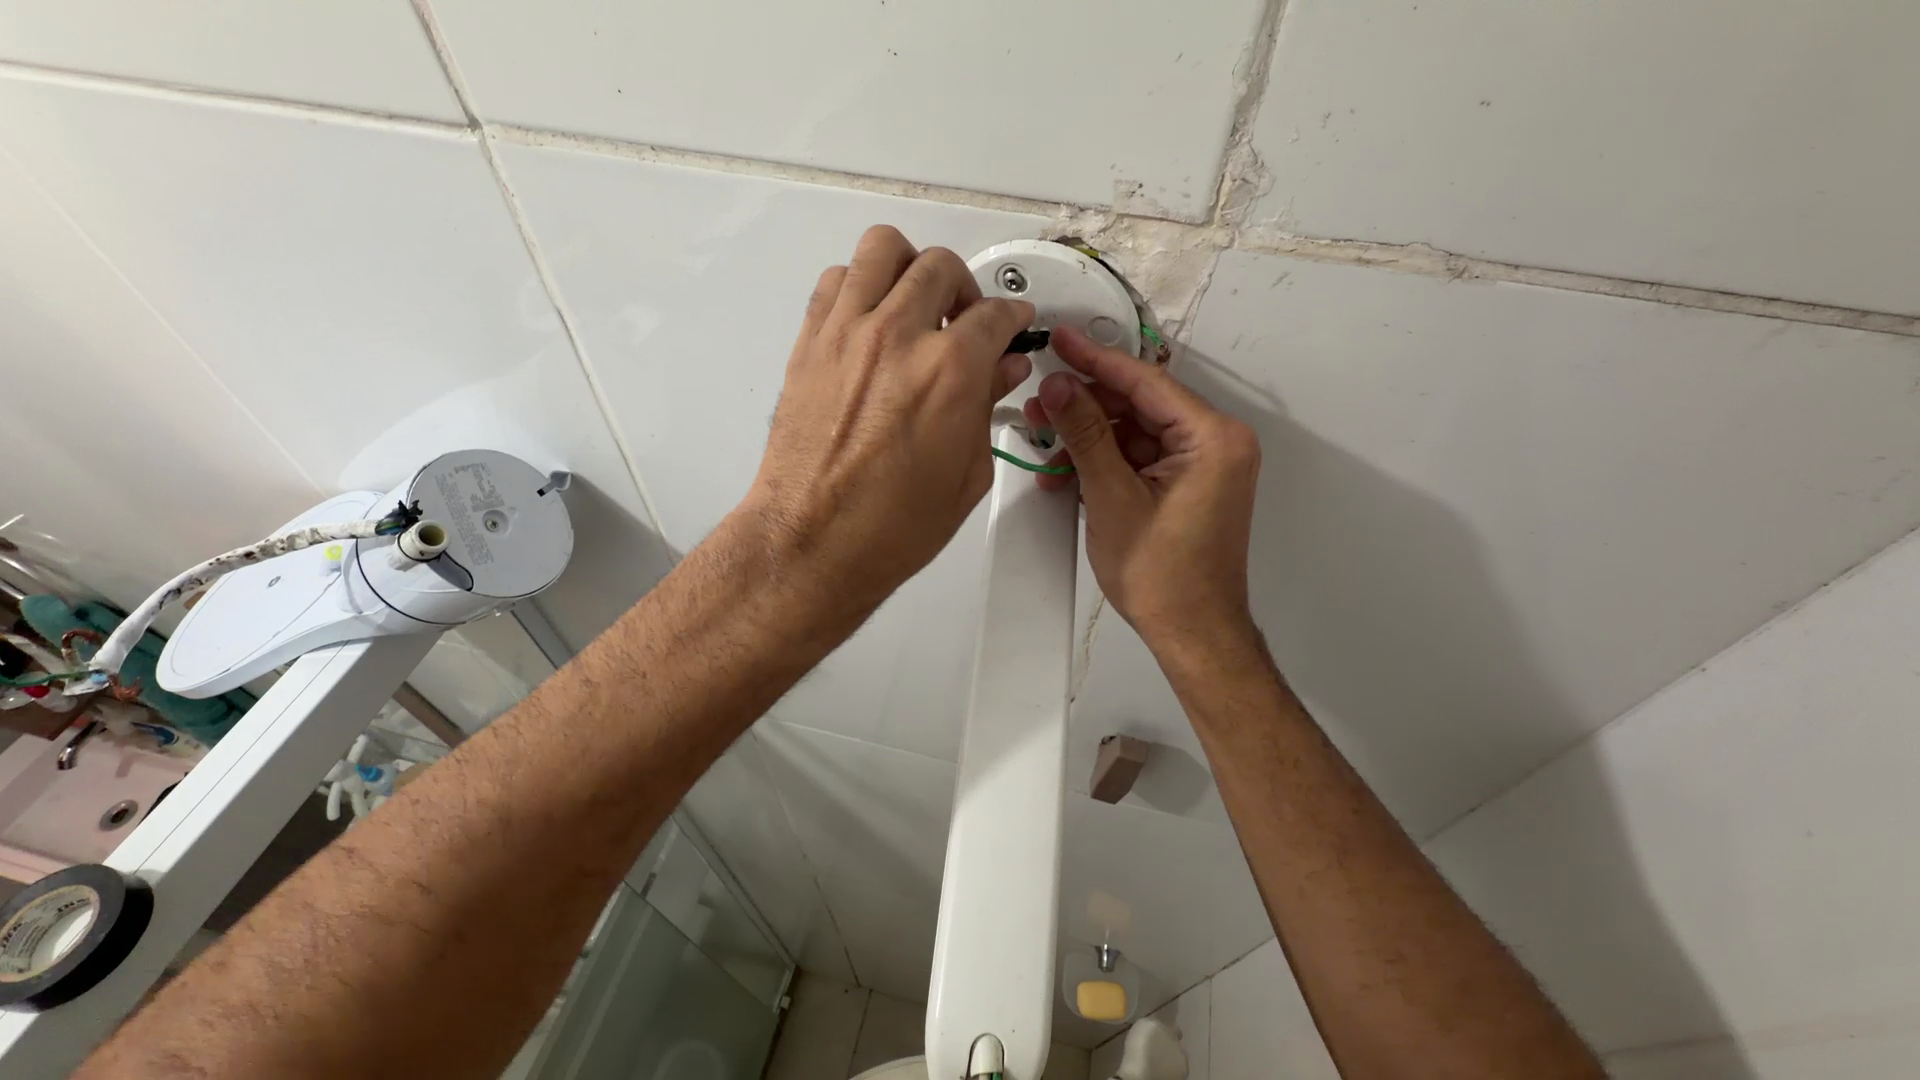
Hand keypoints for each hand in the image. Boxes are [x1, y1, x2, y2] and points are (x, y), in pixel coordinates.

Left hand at [748, 225, 1034, 606]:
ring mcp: (847, 333)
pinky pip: (835, 280)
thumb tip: (1003, 369)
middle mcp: (898, 335)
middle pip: (940, 267)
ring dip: (908, 268)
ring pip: (882, 249)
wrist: (814, 541)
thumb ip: (987, 407)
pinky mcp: (810, 343)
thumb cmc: (894, 525)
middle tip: (965, 320)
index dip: (1013, 317)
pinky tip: (870, 320)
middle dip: (963, 289)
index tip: (1013, 324)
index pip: (995, 314)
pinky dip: (860, 286)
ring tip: (914, 304)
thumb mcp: (968, 472)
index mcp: (950, 370)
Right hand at [1024, 326, 1260, 650]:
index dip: (1096, 360)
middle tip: (1040, 401)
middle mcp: (1217, 444)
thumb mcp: (1113, 497)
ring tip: (1045, 442)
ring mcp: (1204, 466)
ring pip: (1136, 431)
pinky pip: (1142, 457)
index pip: (1145, 381)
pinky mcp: (1190, 485)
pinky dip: (1106, 461)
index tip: (1061, 340)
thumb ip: (1085, 434)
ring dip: (1090, 437)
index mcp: (1213, 439)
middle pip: (1140, 404)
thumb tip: (1059, 386)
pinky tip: (1067, 471)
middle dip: (1086, 405)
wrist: (1193, 633)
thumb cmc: (1164, 576)